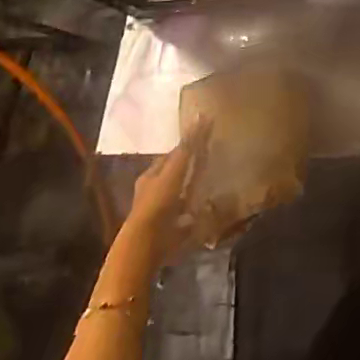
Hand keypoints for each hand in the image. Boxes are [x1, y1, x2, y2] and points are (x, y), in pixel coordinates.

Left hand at [122, 126, 203, 257]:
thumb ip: (187, 147)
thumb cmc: (158, 201)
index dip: (187, 146)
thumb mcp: (174, 170)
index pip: (171, 155)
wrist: (146, 243)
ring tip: (213, 184)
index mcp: (151, 175)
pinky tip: (207, 209)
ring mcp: (160, 211)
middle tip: (212, 161)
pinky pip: (186, 214)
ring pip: (180, 195)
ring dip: (193, 191)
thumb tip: (201, 116)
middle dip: (190, 169)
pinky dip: (195, 210)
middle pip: (175, 175)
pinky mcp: (168, 229)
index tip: (205, 139)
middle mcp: (153, 191)